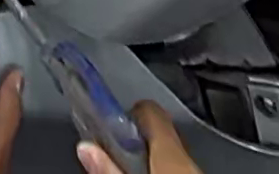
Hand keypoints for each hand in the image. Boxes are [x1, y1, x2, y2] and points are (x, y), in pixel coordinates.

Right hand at [76, 101, 201, 173]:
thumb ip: (110, 170)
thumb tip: (86, 147)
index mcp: (172, 155)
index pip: (150, 112)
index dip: (128, 115)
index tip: (111, 129)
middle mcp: (192, 164)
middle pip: (160, 141)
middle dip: (138, 149)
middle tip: (117, 162)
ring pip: (173, 165)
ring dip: (153, 168)